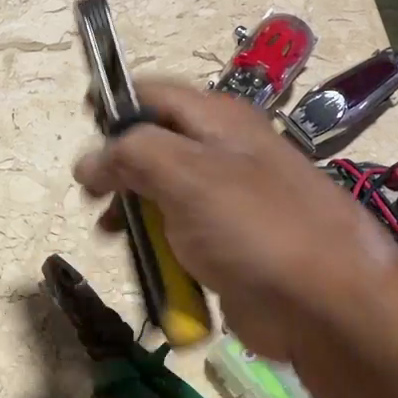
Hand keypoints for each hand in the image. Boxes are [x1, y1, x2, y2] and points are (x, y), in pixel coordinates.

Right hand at [73, 78, 397, 361]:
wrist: (317, 301)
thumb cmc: (253, 229)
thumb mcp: (188, 176)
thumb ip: (132, 156)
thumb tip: (87, 160)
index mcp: (217, 122)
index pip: (153, 96)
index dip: (114, 106)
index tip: (80, 131)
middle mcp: (220, 156)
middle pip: (151, 149)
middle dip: (117, 172)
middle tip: (92, 200)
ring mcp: (222, 205)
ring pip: (158, 200)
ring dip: (131, 218)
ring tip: (113, 238)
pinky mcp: (221, 249)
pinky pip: (174, 241)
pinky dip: (155, 252)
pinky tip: (148, 268)